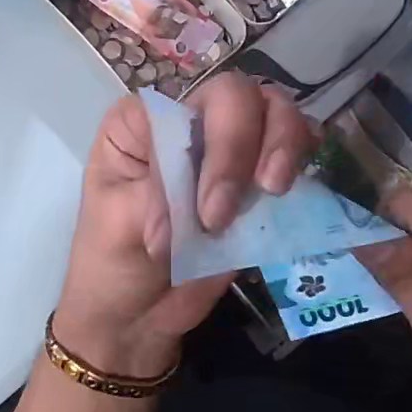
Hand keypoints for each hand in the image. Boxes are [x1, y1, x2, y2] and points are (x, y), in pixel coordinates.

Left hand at [55, 73, 313, 378]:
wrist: (136, 315)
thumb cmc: (111, 261)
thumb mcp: (120, 225)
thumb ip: (161, 193)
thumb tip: (200, 189)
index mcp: (139, 123)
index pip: (187, 105)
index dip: (207, 149)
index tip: (203, 214)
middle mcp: (182, 123)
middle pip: (236, 97)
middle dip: (241, 149)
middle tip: (223, 215)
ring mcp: (223, 148)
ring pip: (273, 111)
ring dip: (283, 145)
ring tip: (273, 192)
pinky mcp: (254, 180)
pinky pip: (293, 148)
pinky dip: (301, 161)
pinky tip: (292, 191)